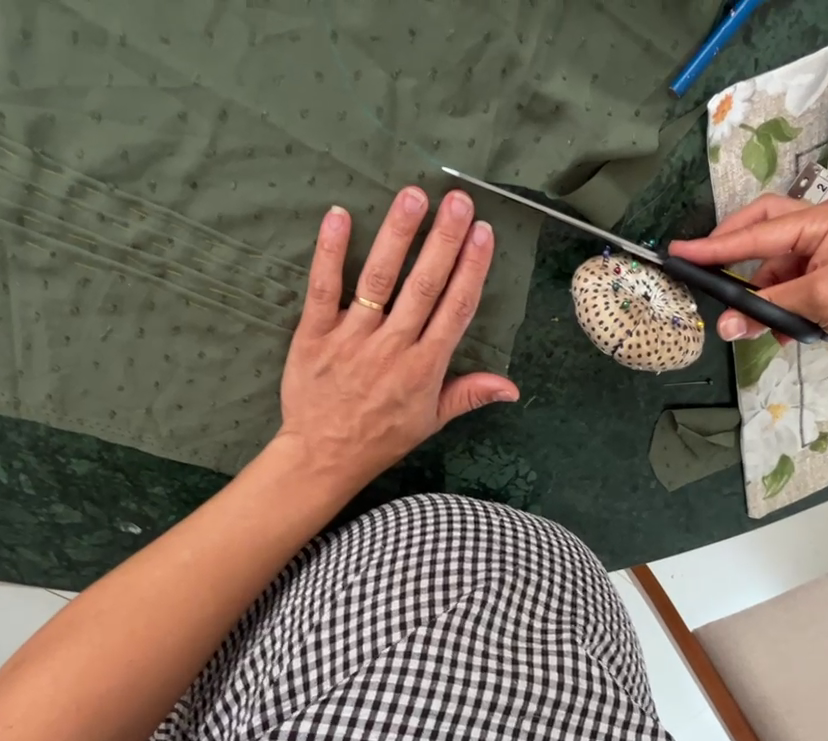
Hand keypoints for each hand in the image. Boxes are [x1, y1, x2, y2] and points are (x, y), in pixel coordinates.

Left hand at [272, 188, 518, 491]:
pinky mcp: (315, 335)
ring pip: (379, 279)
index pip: (455, 309)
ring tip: (414, 196)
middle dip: (443, 240)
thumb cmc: (381, 438)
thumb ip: (469, 395)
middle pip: (424, 286)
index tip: (483, 232)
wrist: (323, 457)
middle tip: (457, 199)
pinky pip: (323, 289)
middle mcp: (393, 347)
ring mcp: (353, 338)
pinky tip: (340, 215)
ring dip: (398, 236)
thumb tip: (513, 387)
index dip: (471, 268)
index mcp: (425, 367)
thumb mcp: (431, 422)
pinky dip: (330, 252)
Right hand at [667, 196, 827, 363]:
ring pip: (778, 270)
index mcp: (824, 219)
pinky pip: (796, 288)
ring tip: (758, 326)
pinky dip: (784, 307)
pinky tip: (786, 330)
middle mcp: (826, 227)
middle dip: (737, 259)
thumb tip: (724, 324)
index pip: (757, 231)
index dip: (715, 245)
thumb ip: (766, 308)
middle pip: (765, 236)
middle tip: (707, 273)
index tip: (679, 251)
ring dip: (764, 298)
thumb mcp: (818, 299)